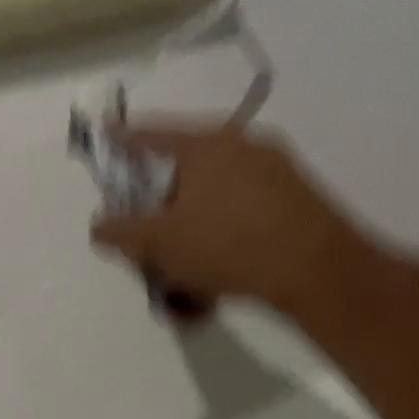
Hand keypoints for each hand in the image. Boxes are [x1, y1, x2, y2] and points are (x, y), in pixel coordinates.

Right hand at [89, 120, 362, 313]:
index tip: (105, 133)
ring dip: (187, 233)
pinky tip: (211, 285)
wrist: (319, 271)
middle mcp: (242, 146)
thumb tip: (99, 224)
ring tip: (177, 280)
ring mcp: (274, 171)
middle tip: (142, 238)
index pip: (152, 133)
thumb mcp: (158, 243)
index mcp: (206, 145)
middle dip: (157, 206)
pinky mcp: (294, 199)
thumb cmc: (227, 245)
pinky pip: (239, 214)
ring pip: (211, 198)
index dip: (123, 137)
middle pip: (182, 170)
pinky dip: (217, 240)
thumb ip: (120, 231)